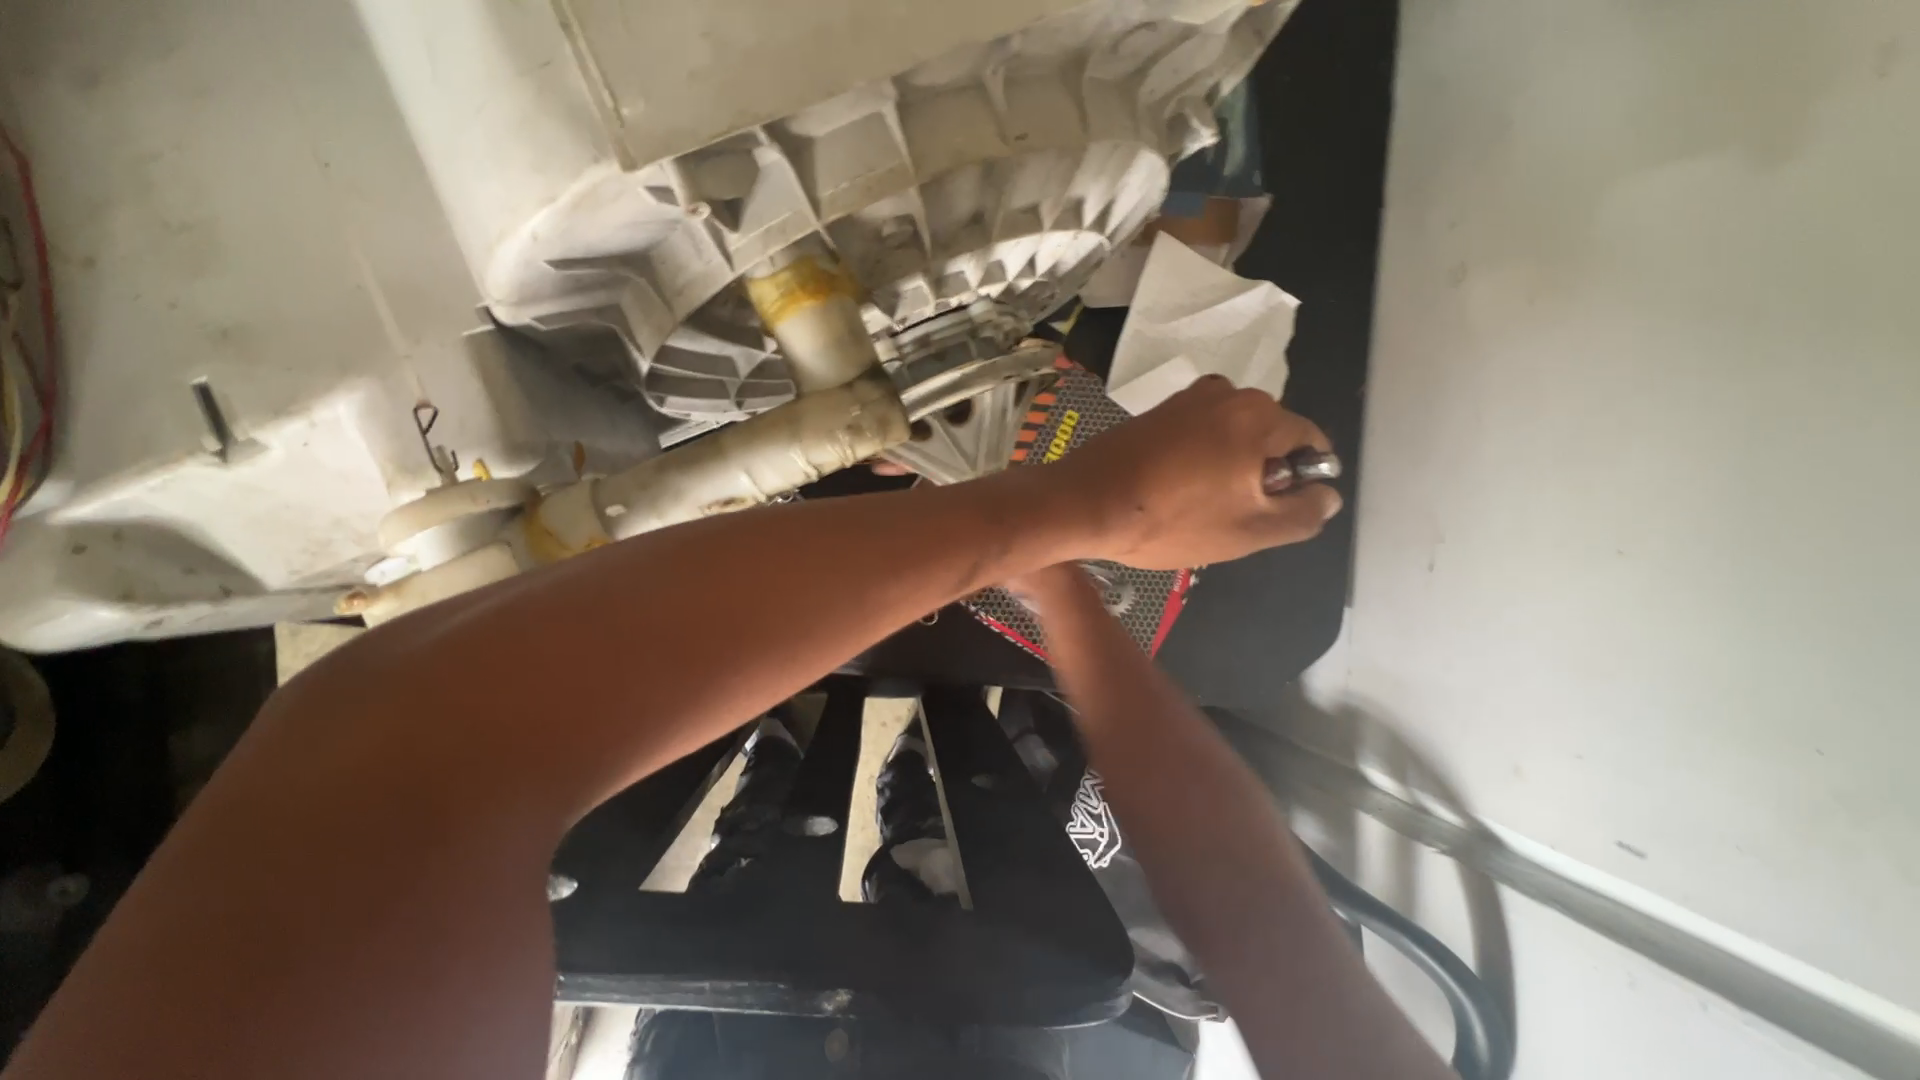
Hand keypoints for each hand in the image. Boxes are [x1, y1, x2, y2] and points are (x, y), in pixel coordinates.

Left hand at [1053, 377, 1341, 569]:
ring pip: (1232, 438)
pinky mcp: (1156, 413)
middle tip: (1232, 516)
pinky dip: (1199, 461)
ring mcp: (1186, 399)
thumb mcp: (1251, 530)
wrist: (1085, 503)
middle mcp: (1227, 393)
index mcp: (1259, 414)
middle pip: (1270, 437)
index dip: (1302, 482)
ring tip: (1199, 507)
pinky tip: (1175, 491)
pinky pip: (1198, 436)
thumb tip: (1328, 494)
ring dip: (1229, 470)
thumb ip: (1302, 513)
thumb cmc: (1173, 518)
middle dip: (1262, 476)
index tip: (1275, 513)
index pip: (1310, 442)